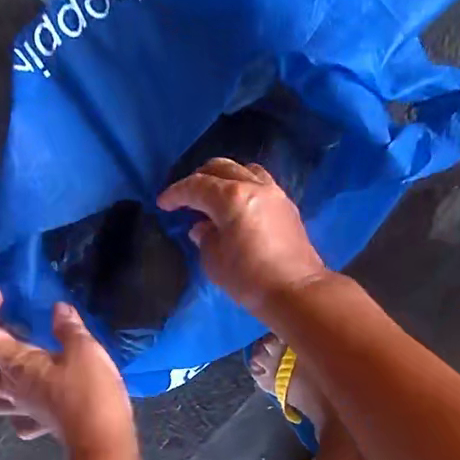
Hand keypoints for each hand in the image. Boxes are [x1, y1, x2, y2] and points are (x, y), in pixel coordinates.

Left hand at [0, 286, 134, 454]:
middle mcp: (10, 390)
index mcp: (16, 366)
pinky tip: (22, 400)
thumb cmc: (92, 393)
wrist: (104, 441)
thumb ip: (69, 328)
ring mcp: (23, 410)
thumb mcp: (85, 350)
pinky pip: (16, 417)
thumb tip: (59, 310)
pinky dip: (12, 407)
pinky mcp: (39, 424)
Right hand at [156, 158, 327, 313]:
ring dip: (224, 177)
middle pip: (221, 168)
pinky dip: (243, 187)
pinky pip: (260, 183)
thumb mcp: (214, 262)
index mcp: (231, 197)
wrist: (296, 291)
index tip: (163, 204)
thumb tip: (202, 228)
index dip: (176, 194)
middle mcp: (254, 187)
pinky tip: (237, 205)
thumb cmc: (249, 279)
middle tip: (186, 196)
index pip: (196, 186)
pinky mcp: (287, 207)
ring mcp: (274, 194)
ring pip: (244, 170)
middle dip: (199, 178)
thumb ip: (204, 239)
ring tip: (213, 196)